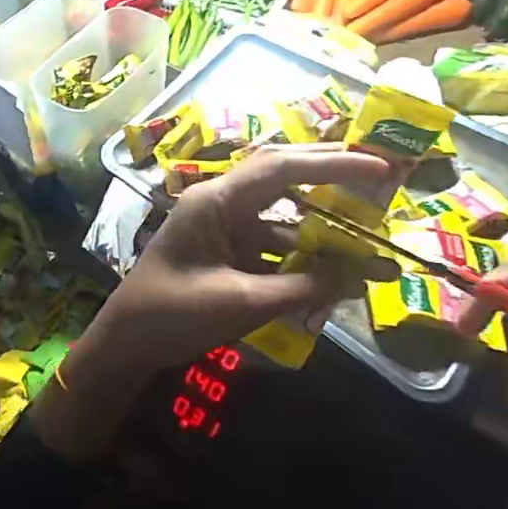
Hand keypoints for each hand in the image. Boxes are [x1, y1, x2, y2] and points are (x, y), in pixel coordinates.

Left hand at [82, 145, 395, 374]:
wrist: (126, 344)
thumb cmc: (172, 315)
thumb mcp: (240, 303)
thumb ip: (302, 288)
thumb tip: (360, 277)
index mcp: (215, 201)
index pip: (280, 167)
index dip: (332, 164)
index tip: (379, 167)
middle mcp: (221, 204)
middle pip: (283, 178)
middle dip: (331, 176)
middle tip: (381, 176)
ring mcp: (224, 228)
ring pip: (283, 216)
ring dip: (322, 227)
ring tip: (369, 233)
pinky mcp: (227, 252)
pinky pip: (273, 245)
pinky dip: (303, 257)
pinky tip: (335, 272)